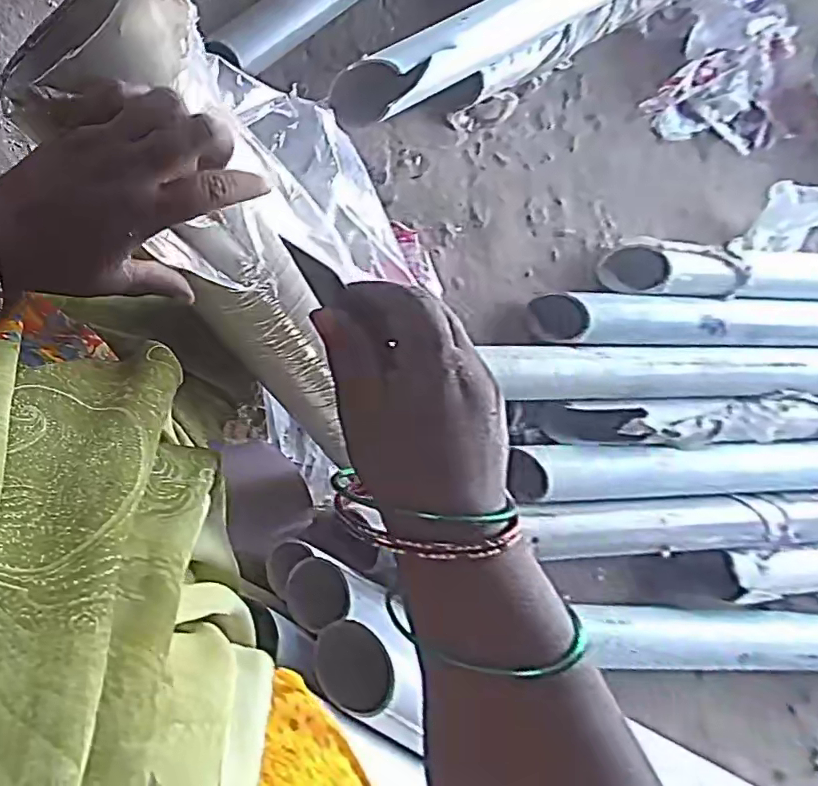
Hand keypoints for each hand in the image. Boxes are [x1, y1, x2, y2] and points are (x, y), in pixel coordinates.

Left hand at [0, 83, 268, 299]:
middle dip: (219, 139)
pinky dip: (136, 95)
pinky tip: (136, 111)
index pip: (210, 190)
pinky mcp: (81, 126)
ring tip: (175, 131)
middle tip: (212, 156)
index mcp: (145, 212)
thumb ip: (155, 282)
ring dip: (180, 113)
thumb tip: (191, 295)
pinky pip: (117, 94)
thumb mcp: (107, 280)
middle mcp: (134, 170)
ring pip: (163, 104)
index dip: (243, 185)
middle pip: (197, 134)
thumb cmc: (54, 261)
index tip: (259, 185)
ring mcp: (106, 141)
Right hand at [309, 280, 507, 529]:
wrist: (453, 525)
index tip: (339, 299)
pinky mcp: (487, 397)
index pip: (408, 299)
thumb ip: (348, 352)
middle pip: (432, 307)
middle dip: (388, 300)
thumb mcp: (359, 406)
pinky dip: (423, 343)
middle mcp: (468, 363)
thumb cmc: (397, 467)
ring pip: (445, 327)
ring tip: (369, 341)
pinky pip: (454, 351)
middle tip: (350, 315)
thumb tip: (330, 314)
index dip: (370, 291)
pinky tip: (398, 367)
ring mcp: (483, 380)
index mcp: (435, 362)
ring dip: (406, 320)